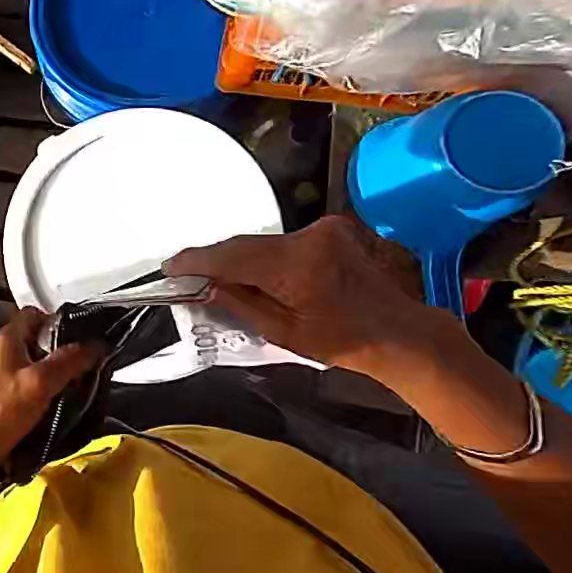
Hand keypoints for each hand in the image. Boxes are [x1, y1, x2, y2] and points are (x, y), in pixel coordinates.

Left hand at [0, 308, 101, 478]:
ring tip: (76, 380)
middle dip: (62, 348)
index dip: (61, 322)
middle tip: (84, 362)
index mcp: (6, 337)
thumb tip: (96, 345)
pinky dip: (46, 384)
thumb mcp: (40, 382)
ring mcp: (1, 370)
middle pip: (39, 337)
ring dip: (56, 368)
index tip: (83, 337)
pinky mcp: (3, 391)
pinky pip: (30, 378)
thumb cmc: (1, 411)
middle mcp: (1, 349)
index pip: (37, 314)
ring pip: (36, 359)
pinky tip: (58, 396)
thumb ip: (69, 360)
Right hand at [163, 215, 446, 375]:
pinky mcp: (329, 230)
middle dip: (214, 260)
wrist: (401, 332)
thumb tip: (206, 286)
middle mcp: (310, 239)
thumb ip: (239, 303)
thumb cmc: (345, 342)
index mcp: (298, 266)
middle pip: (244, 246)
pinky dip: (260, 256)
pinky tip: (250, 272)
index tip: (170, 267)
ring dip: (237, 258)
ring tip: (215, 277)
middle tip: (186, 275)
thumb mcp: (282, 332)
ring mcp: (323, 230)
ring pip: (260, 243)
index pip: (232, 256)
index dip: (196, 261)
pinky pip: (279, 242)